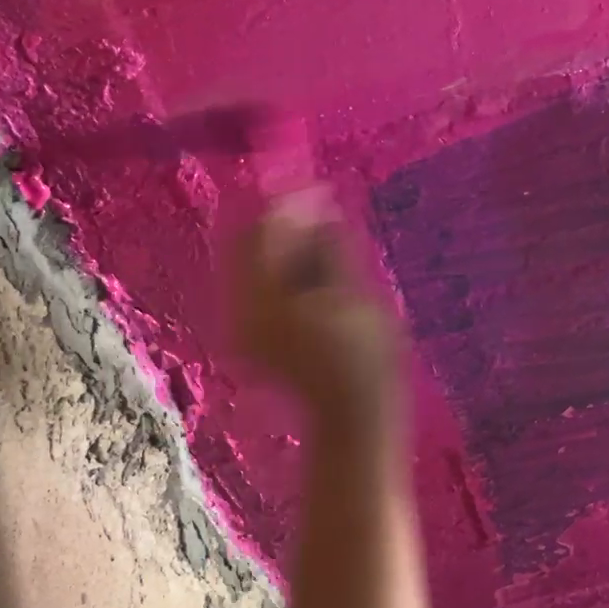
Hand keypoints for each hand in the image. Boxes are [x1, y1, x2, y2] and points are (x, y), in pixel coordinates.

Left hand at [232, 190, 402, 423]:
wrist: (355, 419)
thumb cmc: (365, 358)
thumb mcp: (355, 294)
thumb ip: (331, 247)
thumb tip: (321, 207)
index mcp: (265, 300)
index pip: (265, 233)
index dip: (290, 203)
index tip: (321, 188)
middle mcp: (243, 310)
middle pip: (252, 245)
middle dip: (284, 221)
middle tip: (323, 207)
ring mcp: (246, 326)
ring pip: (255, 263)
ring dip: (285, 242)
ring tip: (326, 232)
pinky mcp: (256, 335)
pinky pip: (262, 284)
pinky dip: (285, 266)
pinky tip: (316, 265)